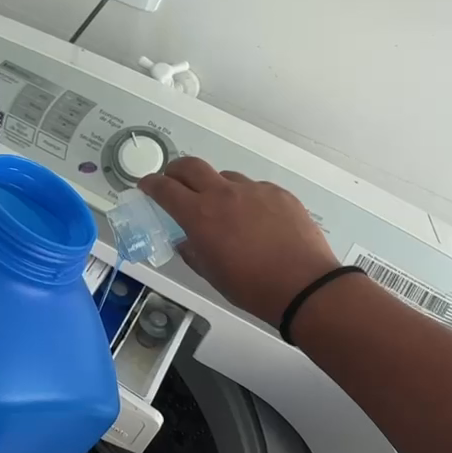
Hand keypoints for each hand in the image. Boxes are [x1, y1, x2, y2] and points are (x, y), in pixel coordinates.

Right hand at [139, 156, 341, 327]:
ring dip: (215, 187)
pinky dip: (246, 198)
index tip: (146, 186)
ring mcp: (253, 190)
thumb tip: (186, 241)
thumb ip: (192, 251)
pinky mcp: (279, 193)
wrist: (305, 287)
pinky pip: (254, 188)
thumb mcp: (210, 273)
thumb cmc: (251, 287)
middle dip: (176, 171)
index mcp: (199, 214)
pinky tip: (256, 219)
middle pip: (190, 165)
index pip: (164, 188)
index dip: (150, 184)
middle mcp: (223, 194)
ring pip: (225, 177)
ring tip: (223, 208)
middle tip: (175, 182)